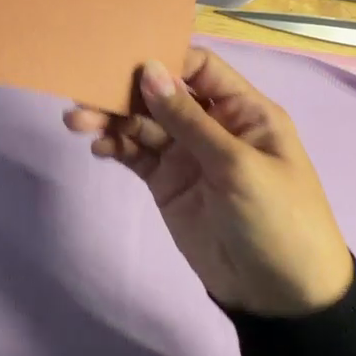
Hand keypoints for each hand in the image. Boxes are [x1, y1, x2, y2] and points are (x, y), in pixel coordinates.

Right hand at [64, 49, 353, 316]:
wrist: (280, 296)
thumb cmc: (277, 219)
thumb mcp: (237, 166)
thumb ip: (188, 119)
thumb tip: (149, 70)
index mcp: (243, 112)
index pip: (198, 68)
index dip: (163, 59)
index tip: (122, 60)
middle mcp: (212, 125)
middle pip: (160, 94)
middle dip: (123, 90)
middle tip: (82, 91)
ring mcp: (186, 154)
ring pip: (140, 123)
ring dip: (109, 119)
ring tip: (75, 123)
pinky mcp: (166, 181)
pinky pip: (134, 154)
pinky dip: (114, 147)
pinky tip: (98, 148)